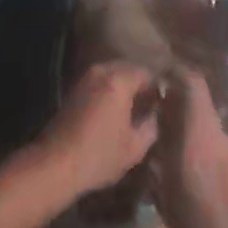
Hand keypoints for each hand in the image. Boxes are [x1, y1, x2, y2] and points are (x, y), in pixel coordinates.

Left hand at [36, 63, 159, 195]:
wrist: (59, 159)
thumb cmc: (101, 154)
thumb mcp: (135, 147)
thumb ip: (150, 126)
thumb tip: (157, 114)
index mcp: (117, 81)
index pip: (145, 72)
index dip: (159, 86)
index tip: (169, 100)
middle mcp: (100, 72)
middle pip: (127, 68)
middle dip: (142, 82)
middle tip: (156, 102)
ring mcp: (85, 77)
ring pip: (113, 72)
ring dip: (127, 83)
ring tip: (140, 105)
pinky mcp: (76, 87)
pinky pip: (101, 79)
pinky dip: (113, 87)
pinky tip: (120, 106)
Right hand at [156, 72, 227, 227]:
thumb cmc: (190, 208)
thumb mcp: (163, 172)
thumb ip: (160, 136)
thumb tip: (155, 110)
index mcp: (204, 129)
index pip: (194, 81)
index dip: (175, 69)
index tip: (155, 68)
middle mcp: (223, 134)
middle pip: (199, 103)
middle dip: (176, 100)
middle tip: (152, 106)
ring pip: (205, 124)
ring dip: (186, 122)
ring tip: (164, 134)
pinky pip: (213, 143)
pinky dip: (197, 140)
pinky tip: (182, 159)